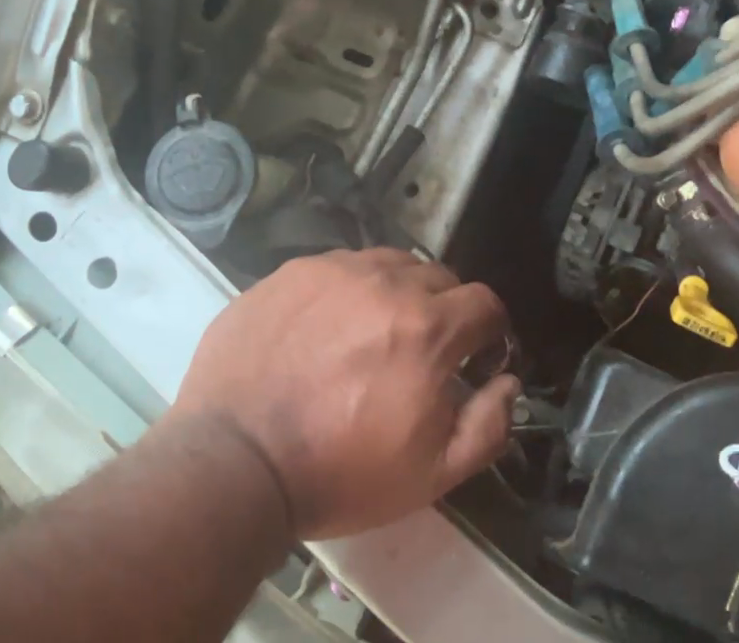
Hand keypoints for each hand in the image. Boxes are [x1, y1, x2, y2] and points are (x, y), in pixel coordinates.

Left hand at [171, 248, 519, 539]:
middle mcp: (385, 283)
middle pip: (439, 278)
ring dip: (395, 294)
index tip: (473, 358)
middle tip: (418, 353)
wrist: (231, 466)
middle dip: (443, 311)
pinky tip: (323, 333)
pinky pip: (336, 269)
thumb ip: (488, 425)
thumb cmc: (338, 474)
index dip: (488, 332)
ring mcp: (331, 272)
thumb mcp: (432, 474)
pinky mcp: (286, 275)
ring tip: (370, 337)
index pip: (485, 303)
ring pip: (387, 265)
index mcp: (428, 327)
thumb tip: (507, 381)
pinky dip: (345, 293)